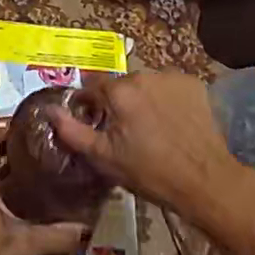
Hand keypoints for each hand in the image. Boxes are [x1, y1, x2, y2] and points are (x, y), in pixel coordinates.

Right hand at [48, 72, 248, 224]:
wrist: (204, 180)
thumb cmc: (149, 172)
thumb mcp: (104, 157)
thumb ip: (72, 131)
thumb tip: (50, 110)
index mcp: (119, 90)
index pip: (94, 87)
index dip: (91, 105)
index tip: (96, 124)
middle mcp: (144, 74)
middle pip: (123, 85)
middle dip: (120, 103)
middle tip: (128, 133)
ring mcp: (172, 77)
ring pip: (148, 85)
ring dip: (145, 100)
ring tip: (154, 129)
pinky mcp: (194, 84)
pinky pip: (171, 87)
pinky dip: (169, 100)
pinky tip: (174, 123)